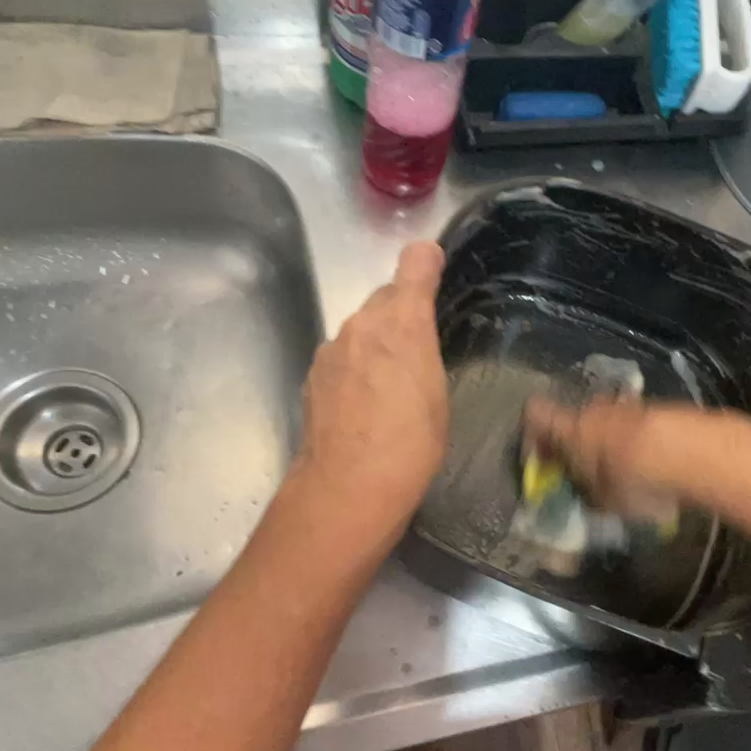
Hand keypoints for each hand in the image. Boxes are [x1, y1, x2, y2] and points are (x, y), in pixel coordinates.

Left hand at [291, 242, 448, 527]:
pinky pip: (342, 357)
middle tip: (416, 353)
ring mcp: (332, 348)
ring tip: (388, 389)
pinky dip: (354, 369)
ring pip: (360, 330)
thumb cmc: (412, 446)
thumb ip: (424, 349)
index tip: (434, 269)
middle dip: (400, 315)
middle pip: (384, 299)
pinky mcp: (313, 373)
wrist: (348, 488)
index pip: (414, 264)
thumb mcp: (436, 394)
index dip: (426, 262)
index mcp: (403, 323)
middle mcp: (362, 324)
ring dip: (375, 345)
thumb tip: (414, 335)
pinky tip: (362, 406)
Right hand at [521, 397, 707, 523]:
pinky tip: (654, 467)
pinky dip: (639, 443)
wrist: (689, 451)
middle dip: (578, 444)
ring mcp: (629, 406)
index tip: (540, 456)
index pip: (536, 414)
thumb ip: (590, 496)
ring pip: (609, 422)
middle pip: (576, 420)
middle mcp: (595, 409)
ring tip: (626, 474)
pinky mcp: (659, 409)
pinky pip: (637, 426)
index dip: (534, 432)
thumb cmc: (632, 479)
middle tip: (587, 474)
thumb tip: (587, 497)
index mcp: (571, 429)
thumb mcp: (605, 502)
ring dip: (611, 443)